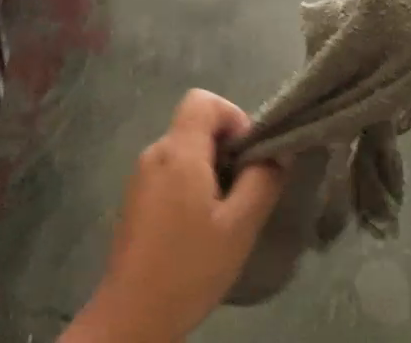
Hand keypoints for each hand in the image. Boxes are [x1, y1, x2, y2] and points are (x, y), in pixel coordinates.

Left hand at [64, 90, 285, 342]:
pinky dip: (191, 184)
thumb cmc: (190, 266)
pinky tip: (201, 226)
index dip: (233, 116)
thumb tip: (276, 152)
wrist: (133, 310)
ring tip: (226, 215)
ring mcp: (141, 174)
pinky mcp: (136, 196)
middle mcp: (155, 152)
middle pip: (194, 125)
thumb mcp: (238, 227)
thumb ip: (261, 182)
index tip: (251, 155)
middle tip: (246, 192)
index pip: (203, 100)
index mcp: (178, 151)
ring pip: (184, 150)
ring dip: (211, 170)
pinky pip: (170, 171)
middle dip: (226, 148)